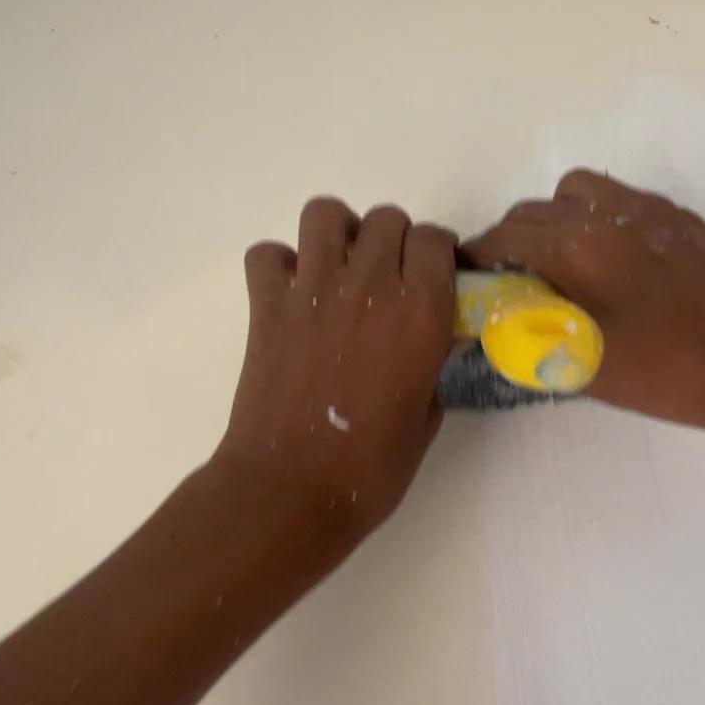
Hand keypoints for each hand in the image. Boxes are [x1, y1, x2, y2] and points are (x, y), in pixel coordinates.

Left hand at [214, 198, 457, 563]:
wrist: (291, 490)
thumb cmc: (372, 467)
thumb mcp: (427, 416)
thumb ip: (433, 364)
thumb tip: (435, 339)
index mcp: (421, 312)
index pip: (435, 240)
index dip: (438, 254)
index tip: (435, 276)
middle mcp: (370, 286)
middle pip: (386, 218)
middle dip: (394, 239)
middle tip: (390, 278)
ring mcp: (313, 290)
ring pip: (325, 214)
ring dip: (338, 232)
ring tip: (341, 268)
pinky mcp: (266, 306)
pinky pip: (266, 254)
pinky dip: (278, 264)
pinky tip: (292, 294)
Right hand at [464, 170, 704, 428]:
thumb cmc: (665, 373)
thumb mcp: (583, 366)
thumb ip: (530, 334)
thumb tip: (499, 322)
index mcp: (578, 246)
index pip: (505, 236)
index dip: (478, 256)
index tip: (470, 277)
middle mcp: (607, 212)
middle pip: (535, 210)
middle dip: (512, 240)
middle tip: (513, 280)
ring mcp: (648, 208)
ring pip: (577, 191)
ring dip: (554, 219)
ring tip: (561, 262)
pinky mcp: (678, 216)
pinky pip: (618, 199)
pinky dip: (595, 219)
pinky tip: (609, 262)